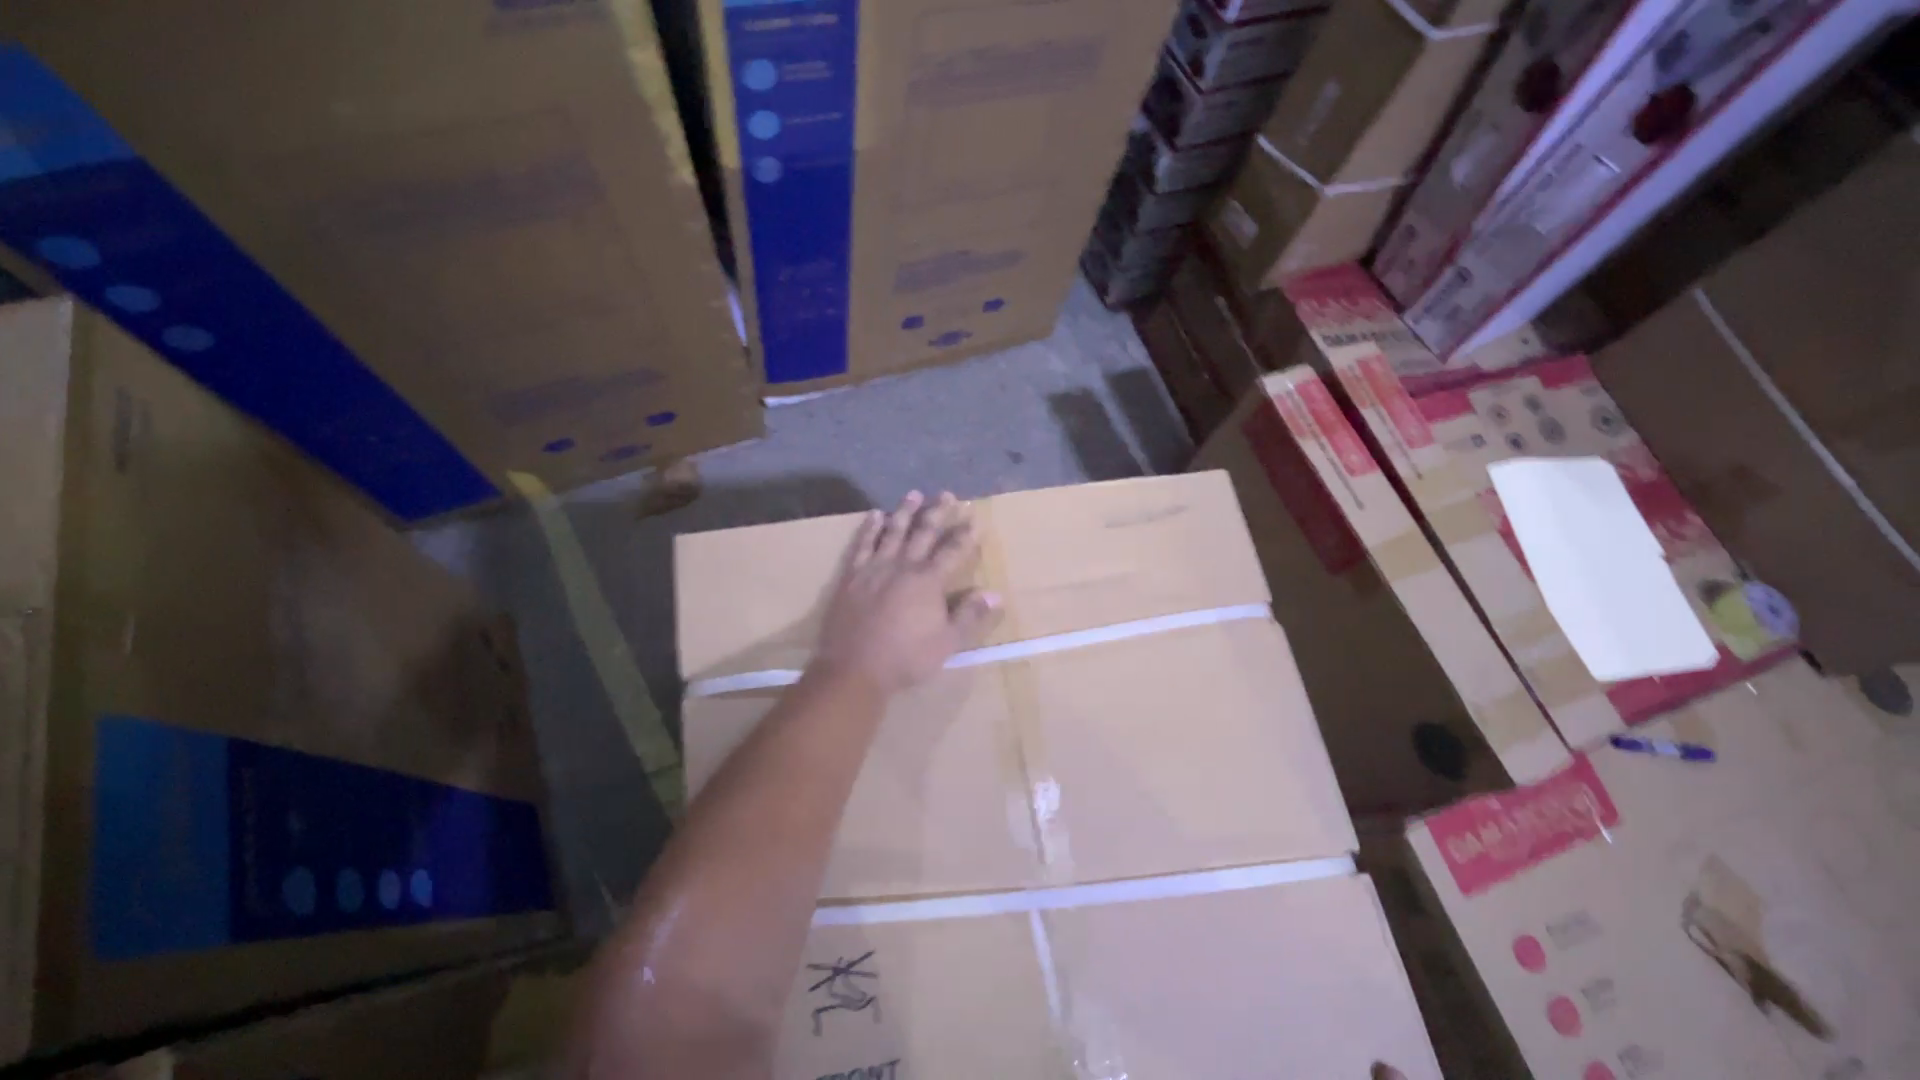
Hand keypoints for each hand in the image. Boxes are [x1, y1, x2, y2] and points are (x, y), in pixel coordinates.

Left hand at [811, 491, 998, 693]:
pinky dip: (869, 529)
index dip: (965, 534)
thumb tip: (994, 594)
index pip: (952, 551)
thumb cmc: (906, 659)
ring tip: (914, 494)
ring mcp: (874, 568)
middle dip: (938, 512)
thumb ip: (970, 616)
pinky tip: (874, 515)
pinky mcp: (851, 576)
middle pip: (924, 533)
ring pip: (893, 532)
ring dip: (905, 512)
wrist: (854, 668)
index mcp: (928, 582)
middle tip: (948, 494)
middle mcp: (903, 567)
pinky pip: (862, 545)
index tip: (974, 518)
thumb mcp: (947, 643)